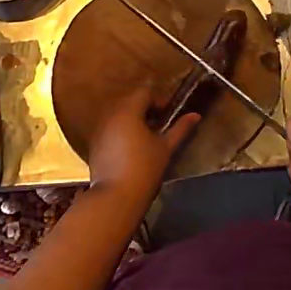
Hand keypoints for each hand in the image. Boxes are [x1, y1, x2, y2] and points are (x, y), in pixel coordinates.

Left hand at [85, 85, 199, 201]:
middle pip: (130, 102)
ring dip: (133, 121)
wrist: (116, 197)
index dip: (159, 100)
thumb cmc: (145, 168)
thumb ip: (180, 128)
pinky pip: (110, 129)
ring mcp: (99, 130)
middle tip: (159, 126)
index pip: (144, 92)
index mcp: (128, 111)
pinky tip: (131, 150)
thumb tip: (196, 115)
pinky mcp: (94, 144)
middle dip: (146, 110)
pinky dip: (121, 132)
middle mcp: (110, 115)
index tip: (168, 115)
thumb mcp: (165, 147)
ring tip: (146, 139)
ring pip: (119, 116)